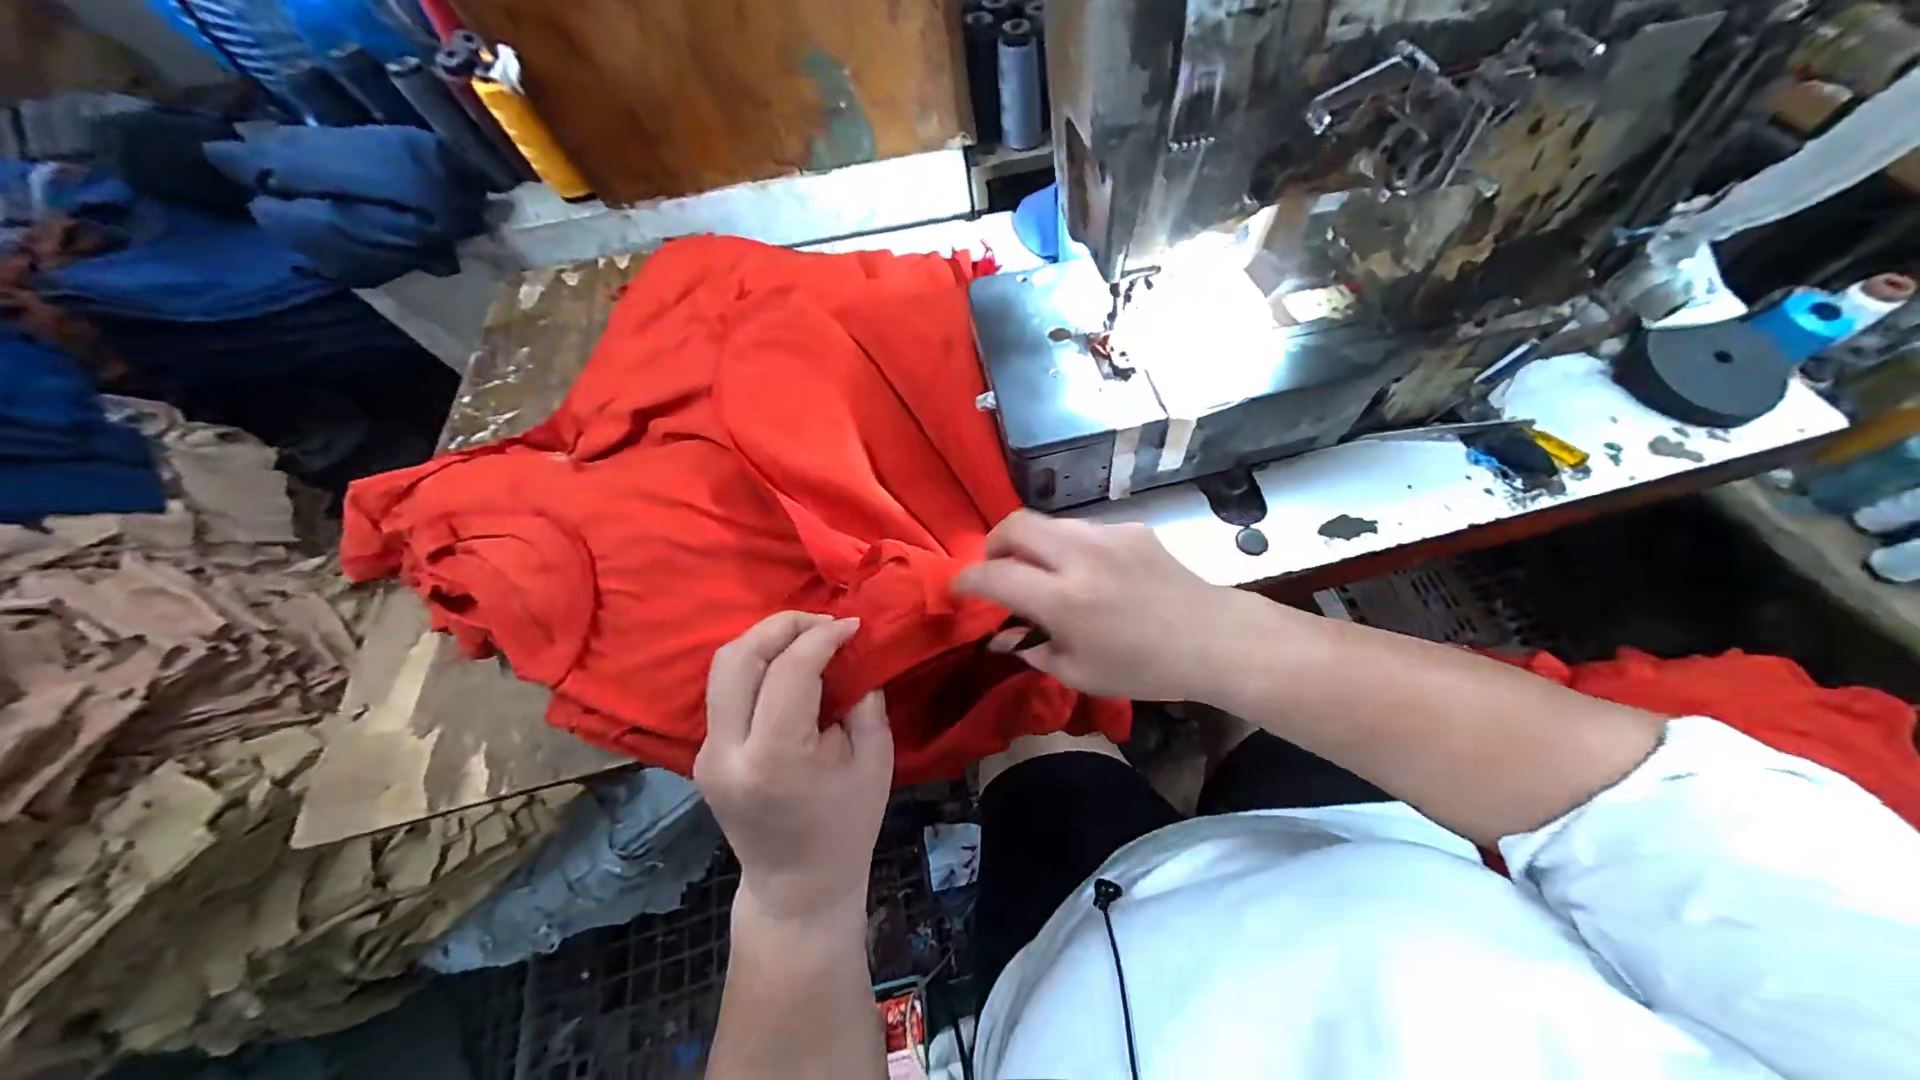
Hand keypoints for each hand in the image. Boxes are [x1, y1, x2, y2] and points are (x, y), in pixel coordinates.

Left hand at [697, 613, 893, 921]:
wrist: (797, 888)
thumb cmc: (846, 828)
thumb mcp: (874, 761)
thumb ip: (863, 700)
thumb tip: (851, 652)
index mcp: (773, 757)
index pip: (789, 670)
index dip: (822, 637)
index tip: (852, 626)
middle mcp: (727, 751)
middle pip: (738, 658)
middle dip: (782, 626)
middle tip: (823, 622)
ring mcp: (708, 754)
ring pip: (722, 667)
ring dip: (764, 640)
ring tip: (806, 636)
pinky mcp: (704, 755)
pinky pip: (724, 690)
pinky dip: (755, 664)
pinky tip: (787, 665)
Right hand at [953, 511, 1262, 701]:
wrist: (1212, 639)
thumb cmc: (1144, 668)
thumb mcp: (1079, 673)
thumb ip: (1031, 649)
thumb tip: (998, 638)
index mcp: (1065, 600)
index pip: (995, 575)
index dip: (967, 579)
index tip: (958, 588)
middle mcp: (1082, 556)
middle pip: (1015, 523)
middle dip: (993, 543)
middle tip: (996, 569)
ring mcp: (1109, 535)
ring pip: (1049, 523)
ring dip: (1033, 545)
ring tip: (1044, 574)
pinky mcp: (1130, 528)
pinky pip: (1083, 530)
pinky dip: (1070, 548)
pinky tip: (1090, 574)